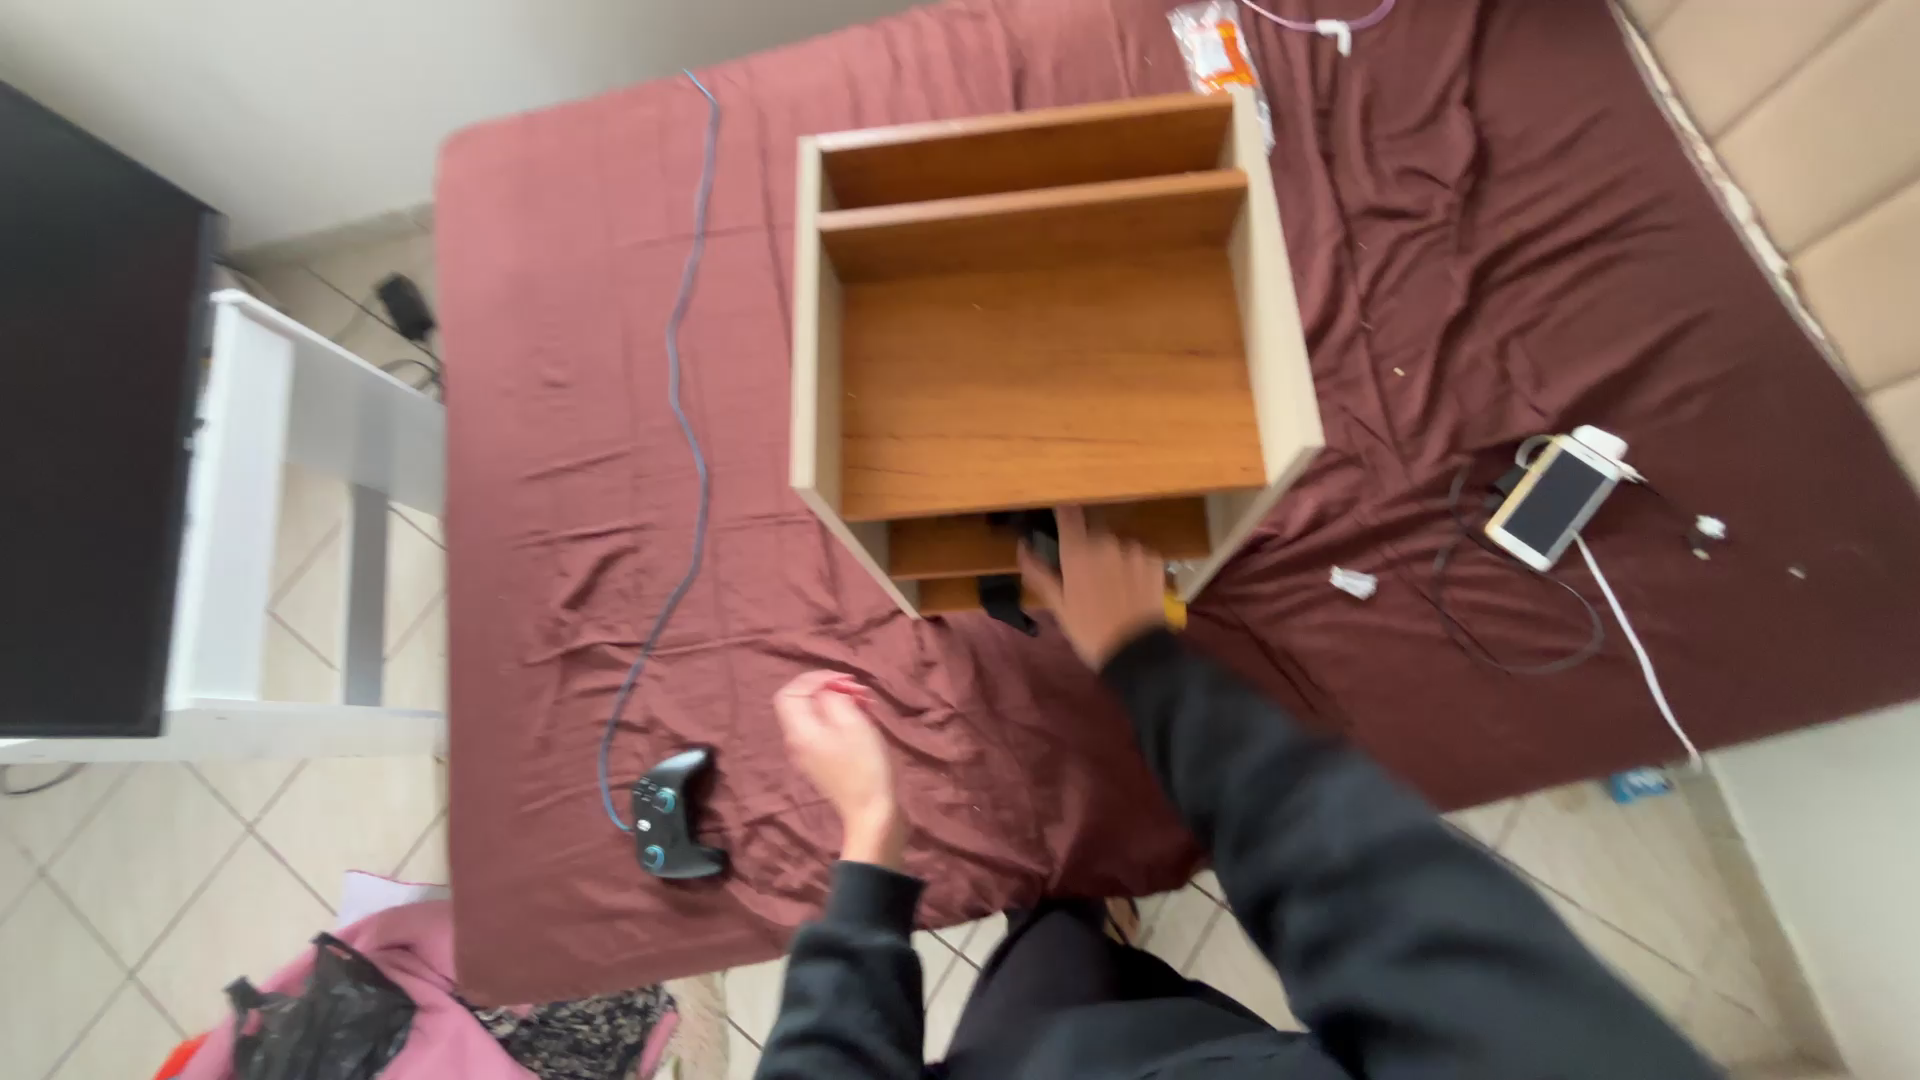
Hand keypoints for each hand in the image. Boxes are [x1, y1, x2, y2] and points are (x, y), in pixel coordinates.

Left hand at [774, 671, 905, 868]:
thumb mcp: (852, 722)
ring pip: (815, 715)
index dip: (815, 678)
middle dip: (829, 688)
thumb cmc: (864, 765)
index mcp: (800, 730)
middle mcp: (797, 741)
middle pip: (802, 702)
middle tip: (859, 691)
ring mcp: (808, 754)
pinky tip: (863, 720)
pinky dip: (840, 718)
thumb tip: (828, 692)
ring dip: (838, 702)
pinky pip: (823, 729)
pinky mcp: (821, 762)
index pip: (790, 691)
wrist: (872, 812)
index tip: (844, 680)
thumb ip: (833, 698)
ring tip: (866, 703)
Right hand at [1019, 506, 1167, 668]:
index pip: (1068, 514)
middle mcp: (1105, 542)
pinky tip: (1131, 588)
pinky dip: (1133, 566)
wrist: (1137, 652)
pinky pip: (1138, 555)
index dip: (1064, 511)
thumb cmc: (1089, 631)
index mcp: (1077, 552)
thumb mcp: (1058, 606)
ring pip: (1116, 544)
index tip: (1061, 514)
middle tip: (1087, 576)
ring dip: (1112, 557)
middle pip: (1093, 532)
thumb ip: (1038, 572)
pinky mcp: (1154, 559)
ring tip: (1112, 587)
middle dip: (1089, 547)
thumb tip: (1022, 547)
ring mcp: (1132, 549)